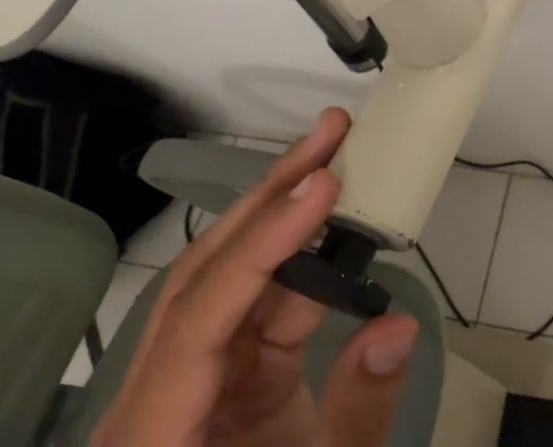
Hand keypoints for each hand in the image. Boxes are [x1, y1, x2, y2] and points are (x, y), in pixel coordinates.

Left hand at [92, 108, 418, 446]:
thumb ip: (360, 411)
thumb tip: (396, 327)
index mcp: (159, 432)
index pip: (204, 316)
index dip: (262, 247)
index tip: (322, 189)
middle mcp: (156, 395)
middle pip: (204, 273)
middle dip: (270, 197)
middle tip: (331, 135)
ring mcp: (184, 381)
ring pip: (221, 276)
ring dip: (277, 212)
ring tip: (329, 154)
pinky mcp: (215, 376)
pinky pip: (249, 304)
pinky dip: (289, 258)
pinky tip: (321, 218)